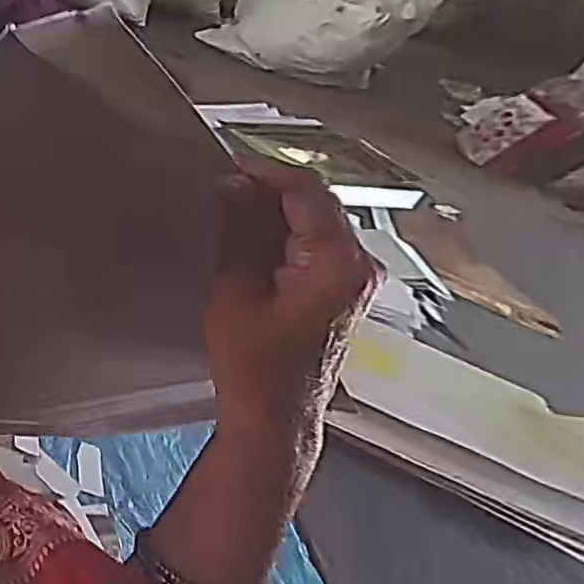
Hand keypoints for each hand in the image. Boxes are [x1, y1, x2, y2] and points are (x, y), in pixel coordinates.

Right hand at [203, 164, 379, 429]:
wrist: (275, 416)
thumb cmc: (254, 365)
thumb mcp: (235, 291)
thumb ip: (239, 233)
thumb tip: (234, 189)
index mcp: (337, 263)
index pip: (307, 192)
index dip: (265, 172)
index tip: (230, 166)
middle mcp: (359, 265)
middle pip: (317, 204)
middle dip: (269, 191)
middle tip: (225, 189)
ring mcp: (355, 279)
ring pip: (317, 222)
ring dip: (276, 213)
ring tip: (232, 213)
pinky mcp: (343, 291)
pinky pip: (316, 244)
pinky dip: (285, 234)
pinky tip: (253, 240)